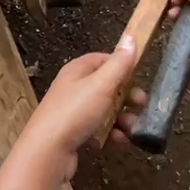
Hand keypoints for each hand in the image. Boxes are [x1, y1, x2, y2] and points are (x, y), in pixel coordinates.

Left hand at [18, 38, 146, 179]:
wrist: (48, 151)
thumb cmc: (75, 111)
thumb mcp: (101, 84)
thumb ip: (119, 64)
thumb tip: (131, 38)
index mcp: (78, 70)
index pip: (103, 60)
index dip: (122, 66)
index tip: (139, 75)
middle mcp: (74, 87)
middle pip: (106, 86)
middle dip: (126, 96)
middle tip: (141, 105)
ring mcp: (73, 111)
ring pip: (104, 110)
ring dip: (121, 118)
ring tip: (131, 128)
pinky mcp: (74, 133)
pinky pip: (98, 129)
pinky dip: (110, 134)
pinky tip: (118, 141)